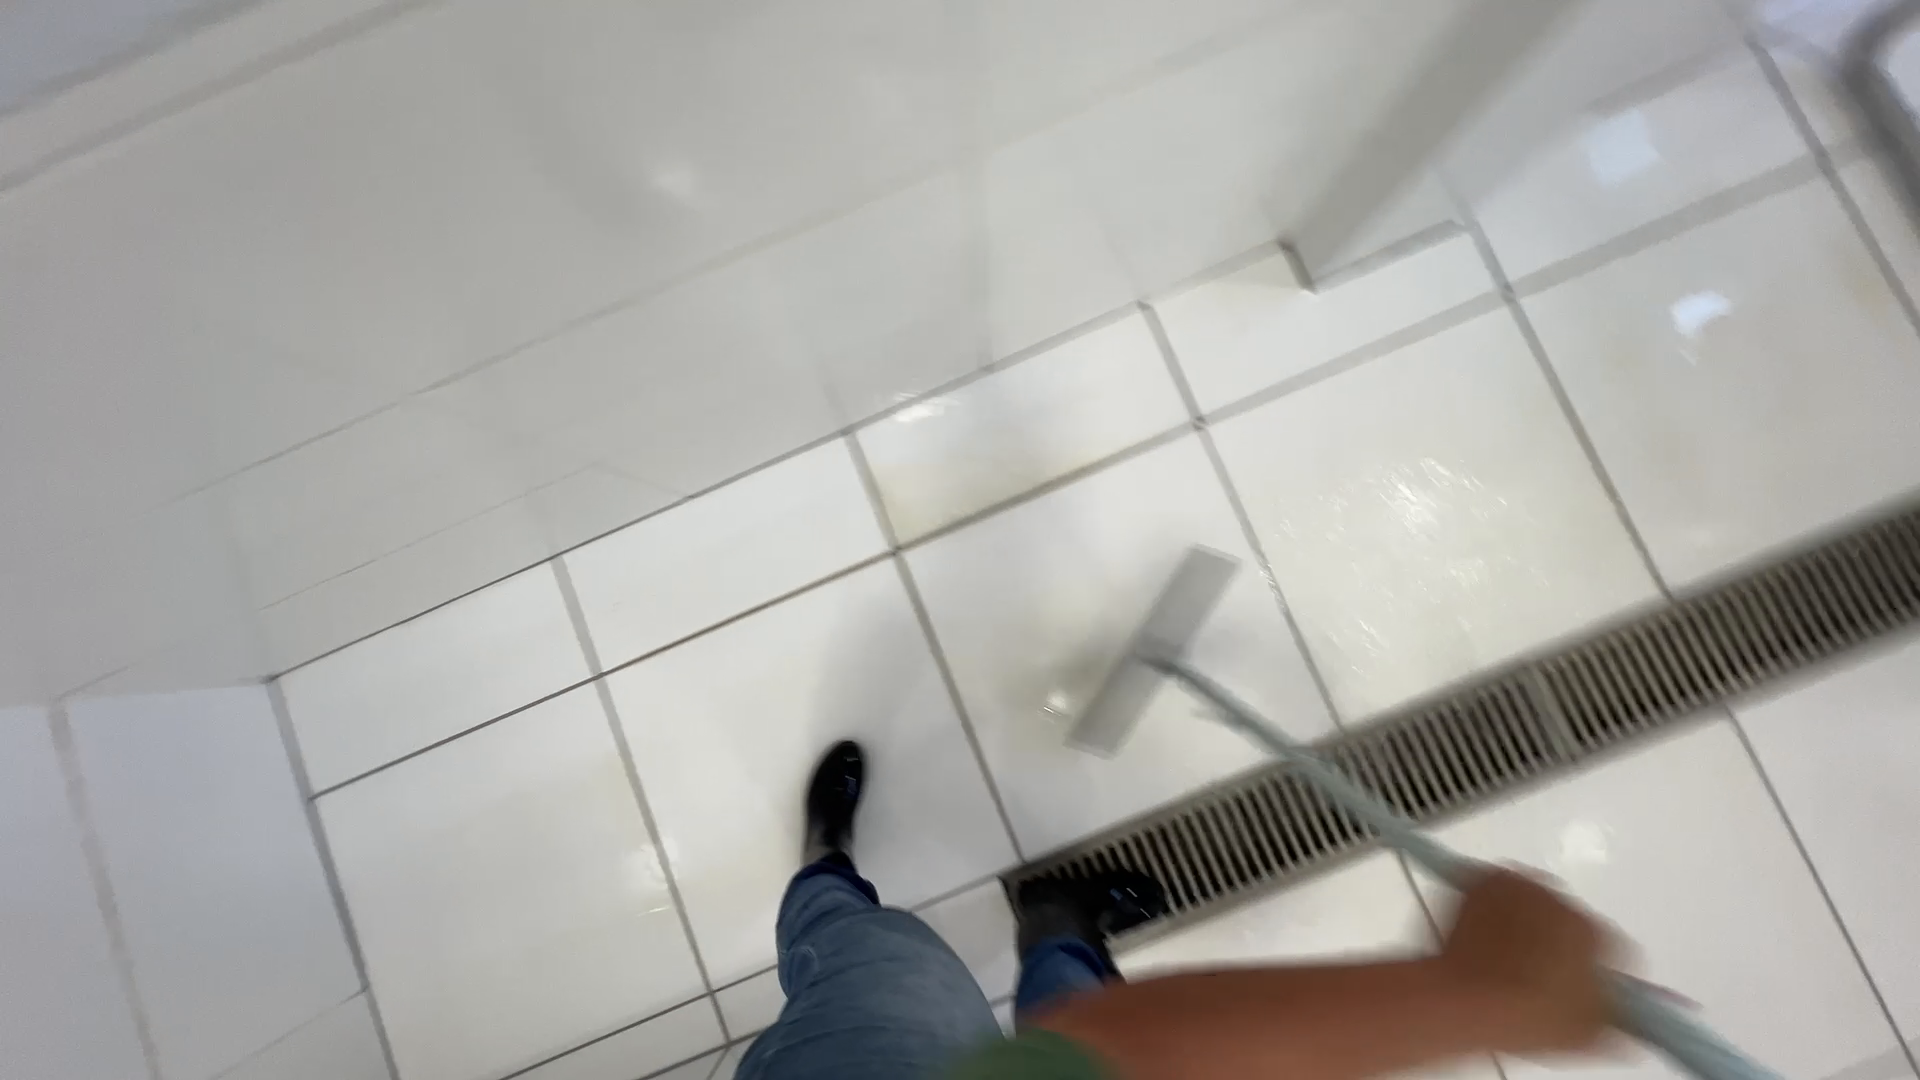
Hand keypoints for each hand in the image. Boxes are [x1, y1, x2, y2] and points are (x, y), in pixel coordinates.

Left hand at [1439, 867, 1617, 1057]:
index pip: (1610, 946)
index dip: (1596, 968)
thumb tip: (1617, 1005)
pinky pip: (1497, 889)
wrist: (1469, 995)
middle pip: (1569, 919)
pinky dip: (1497, 903)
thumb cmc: (1534, 1016)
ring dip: (1529, 917)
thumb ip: (1617, 1010)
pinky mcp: (1479, 880)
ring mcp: (1516, 885)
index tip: (1583, 983)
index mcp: (1596, 932)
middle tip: (1542, 967)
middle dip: (1560, 938)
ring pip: (1533, 900)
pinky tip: (1490, 930)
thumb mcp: (1596, 1032)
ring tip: (1512, 950)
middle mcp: (1558, 899)